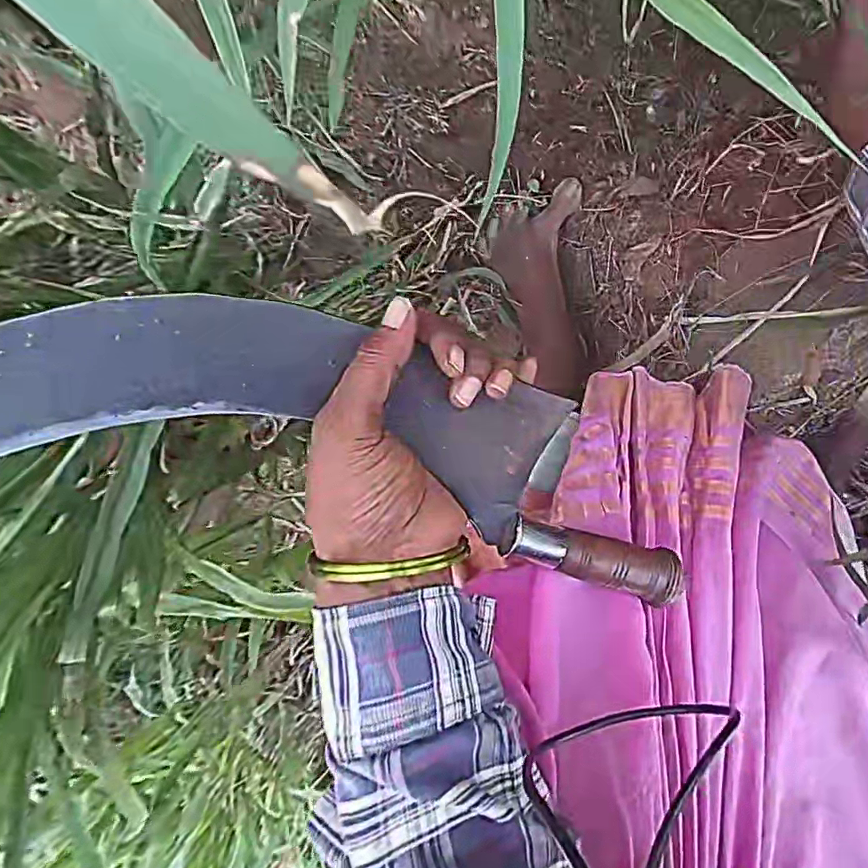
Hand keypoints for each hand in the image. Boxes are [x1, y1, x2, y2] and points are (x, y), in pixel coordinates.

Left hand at [304, 298, 519, 604]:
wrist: (392, 558)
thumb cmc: (355, 499)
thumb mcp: (345, 429)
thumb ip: (369, 368)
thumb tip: (398, 309)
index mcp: (378, 386)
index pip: (408, 334)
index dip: (429, 334)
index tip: (442, 359)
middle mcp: (417, 393)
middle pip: (453, 342)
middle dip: (465, 352)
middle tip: (460, 385)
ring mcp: (453, 414)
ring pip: (483, 362)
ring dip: (493, 365)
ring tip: (488, 394)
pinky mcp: (482, 437)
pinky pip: (506, 395)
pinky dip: (518, 375)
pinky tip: (522, 377)